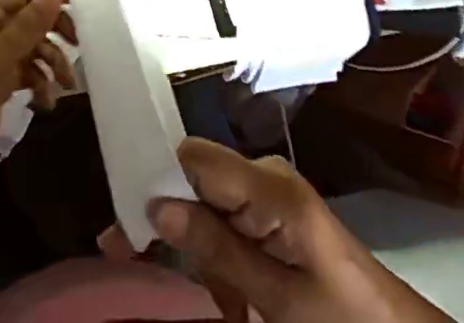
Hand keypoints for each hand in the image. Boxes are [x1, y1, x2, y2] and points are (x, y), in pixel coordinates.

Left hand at [0, 0, 77, 208]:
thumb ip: (27, 25)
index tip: (82, 2)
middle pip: (27, 16)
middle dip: (54, 28)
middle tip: (80, 44)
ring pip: (30, 47)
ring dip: (51, 61)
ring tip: (66, 85)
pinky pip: (25, 73)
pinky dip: (39, 84)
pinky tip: (45, 103)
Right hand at [148, 138, 451, 322]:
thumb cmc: (344, 319)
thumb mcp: (279, 298)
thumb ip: (217, 249)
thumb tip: (155, 205)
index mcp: (271, 187)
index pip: (194, 157)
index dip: (154, 175)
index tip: (122, 212)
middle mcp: (264, 176)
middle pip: (193, 177)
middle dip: (161, 215)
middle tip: (120, 249)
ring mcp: (267, 192)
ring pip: (203, 200)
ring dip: (187, 243)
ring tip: (181, 284)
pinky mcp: (270, 210)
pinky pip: (223, 217)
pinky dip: (211, 251)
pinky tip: (220, 292)